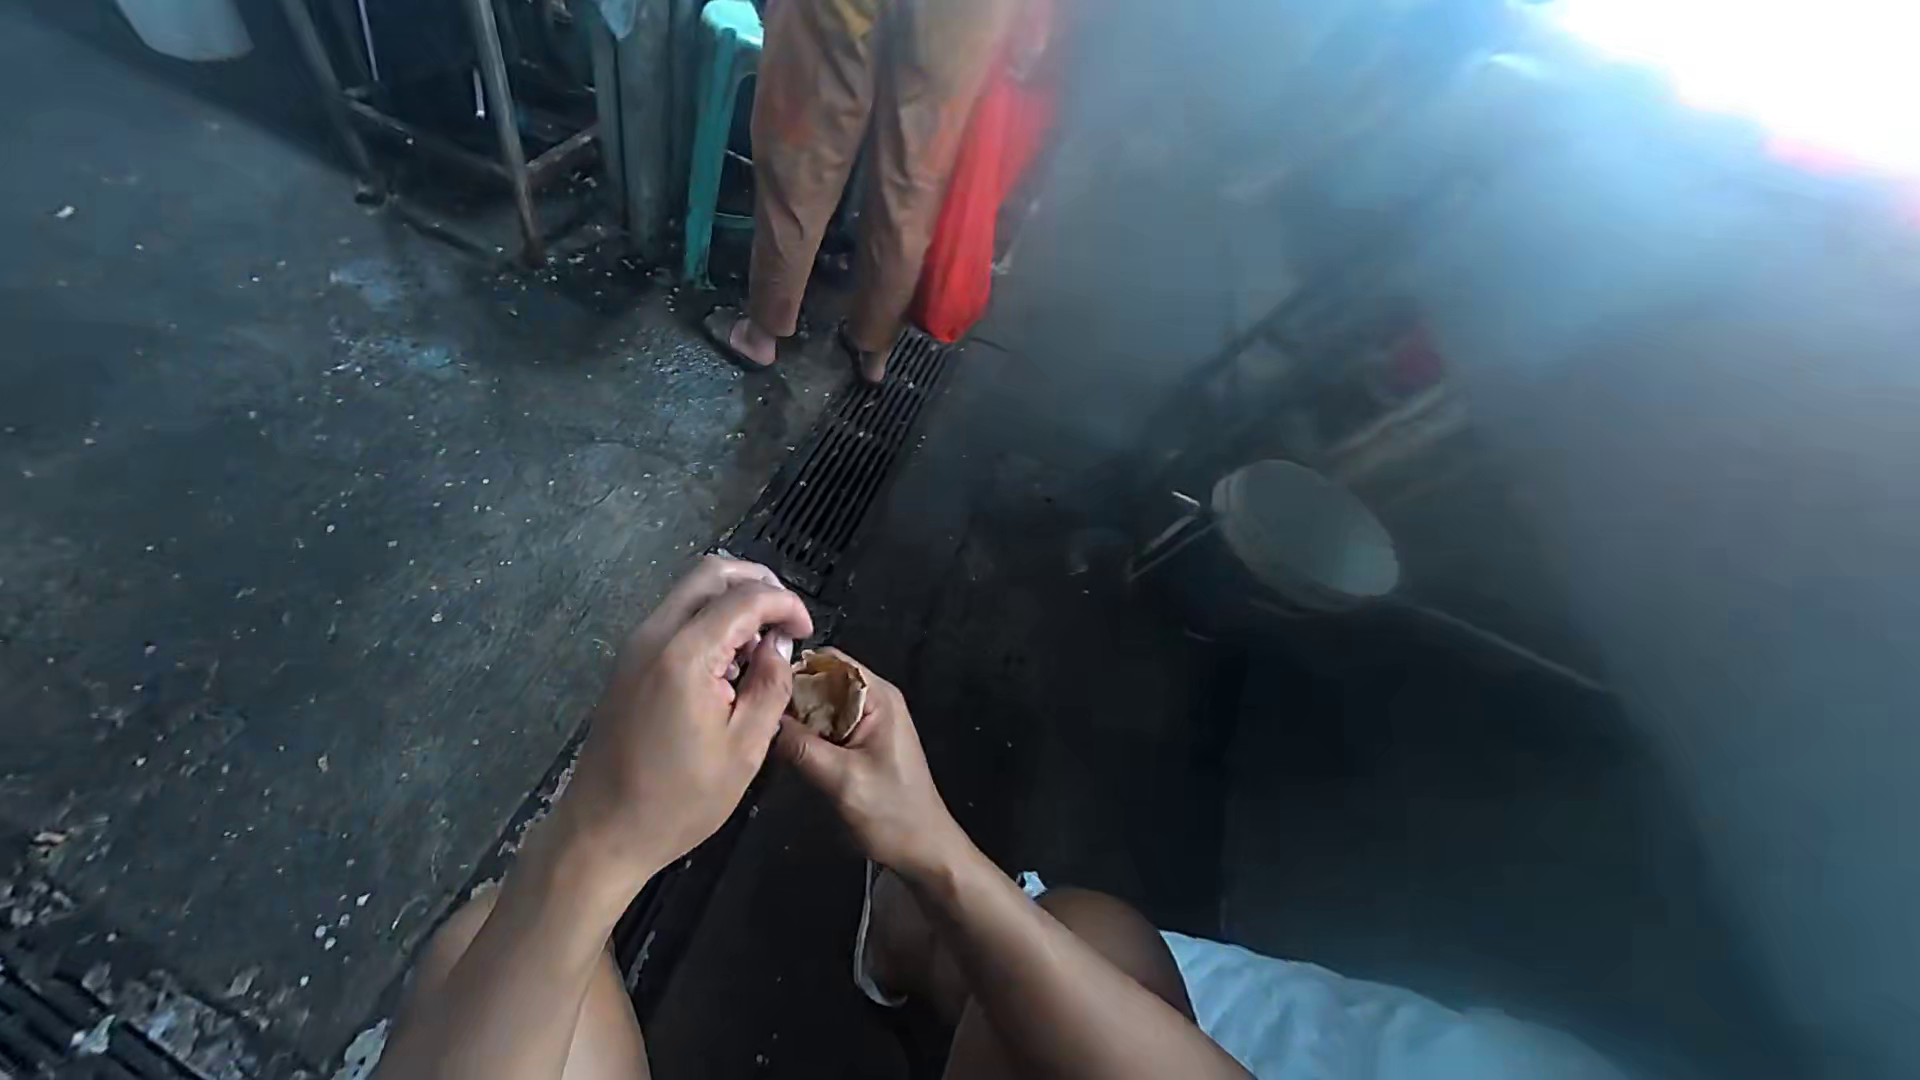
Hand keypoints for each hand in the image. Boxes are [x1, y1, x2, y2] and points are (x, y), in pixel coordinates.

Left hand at [561, 557, 812, 891]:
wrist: (599, 834)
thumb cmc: (678, 800)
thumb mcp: (746, 748)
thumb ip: (771, 685)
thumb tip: (779, 645)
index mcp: (685, 655)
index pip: (746, 596)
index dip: (786, 604)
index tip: (806, 632)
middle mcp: (655, 636)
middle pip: (713, 572)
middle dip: (760, 584)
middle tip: (786, 620)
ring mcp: (637, 645)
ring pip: (693, 589)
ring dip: (736, 600)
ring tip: (762, 643)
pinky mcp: (631, 660)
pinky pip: (679, 614)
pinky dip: (713, 617)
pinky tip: (731, 659)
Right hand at [774, 649, 967, 880]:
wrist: (922, 847)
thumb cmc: (891, 812)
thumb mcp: (841, 780)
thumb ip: (802, 747)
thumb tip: (764, 720)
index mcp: (878, 696)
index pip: (830, 661)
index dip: (794, 669)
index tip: (758, 688)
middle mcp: (875, 698)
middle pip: (823, 679)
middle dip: (791, 694)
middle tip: (755, 713)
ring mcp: (870, 718)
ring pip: (822, 702)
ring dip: (797, 715)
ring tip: (765, 730)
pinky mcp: (862, 738)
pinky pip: (827, 722)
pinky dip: (808, 731)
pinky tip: (786, 748)